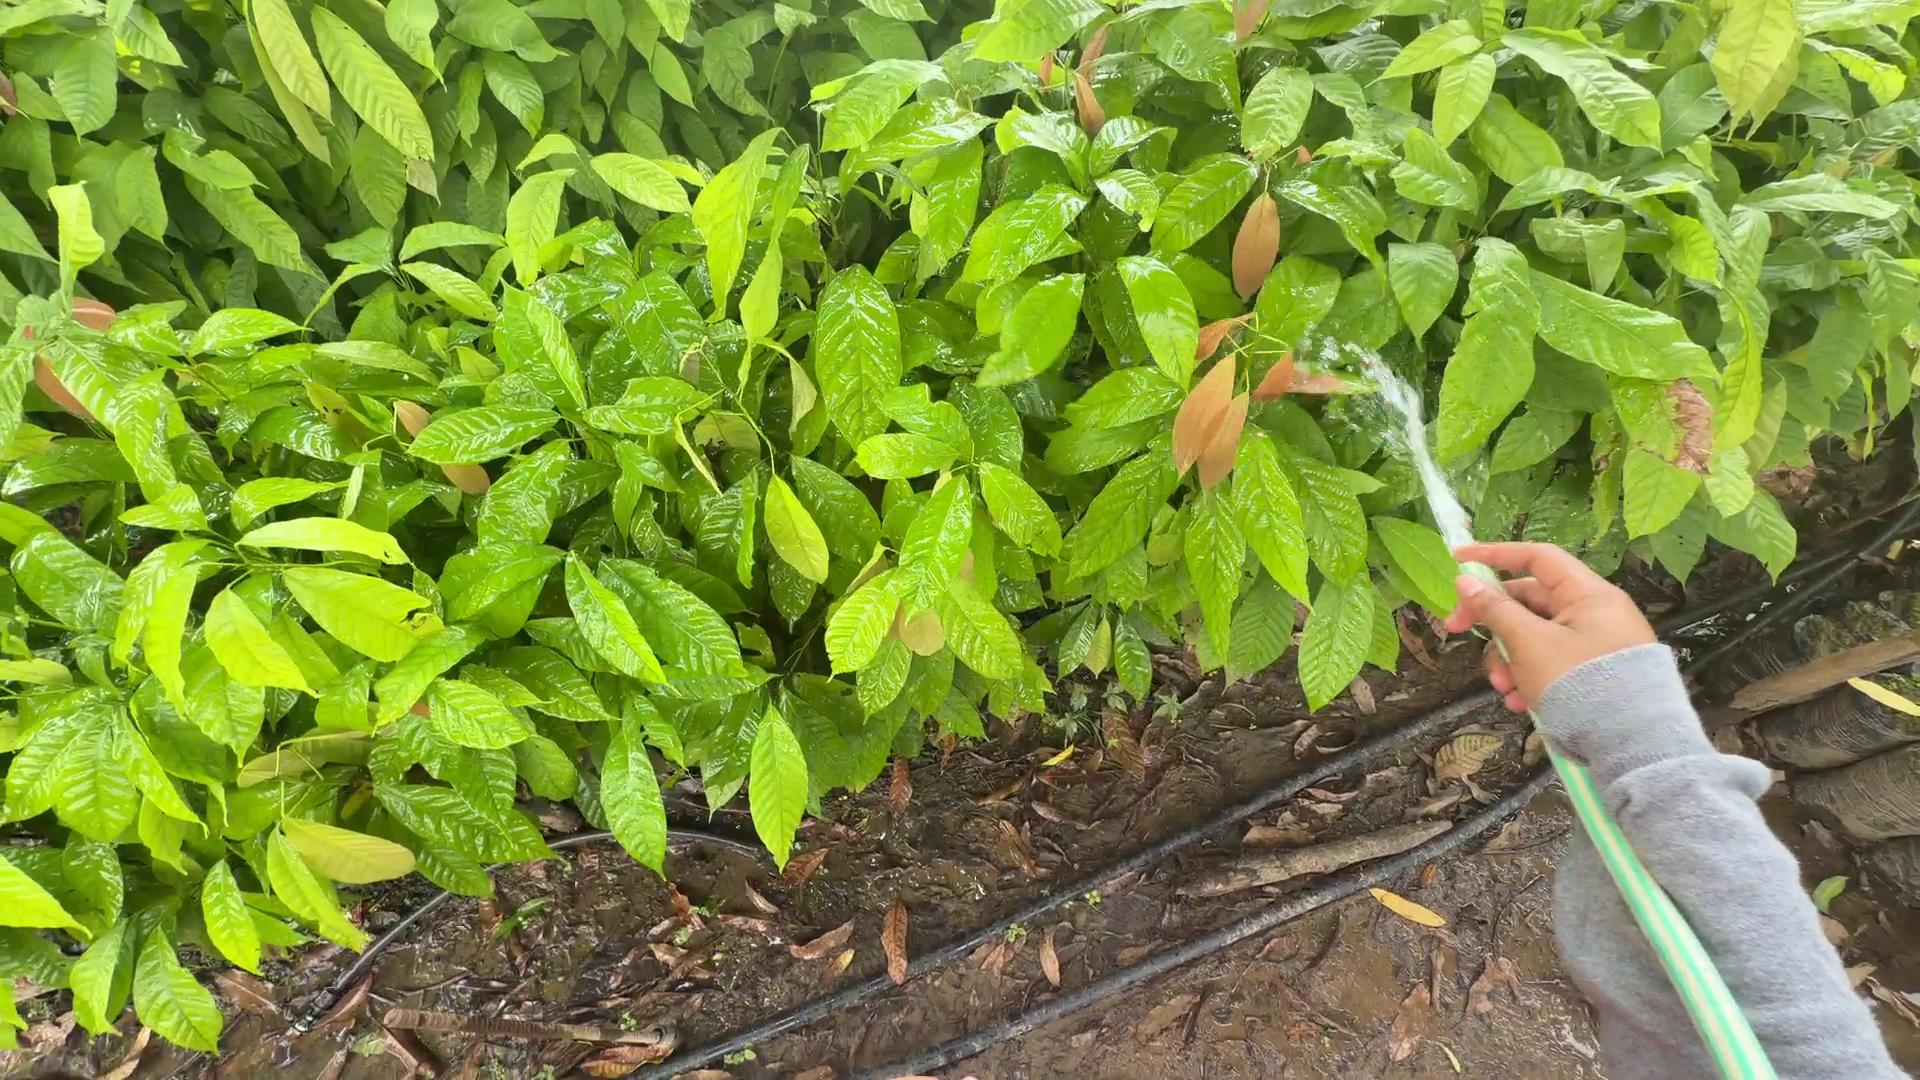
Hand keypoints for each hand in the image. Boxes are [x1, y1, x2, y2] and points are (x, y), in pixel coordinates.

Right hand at [1442, 542, 1655, 711]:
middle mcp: (1594, 614)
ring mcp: (1593, 645)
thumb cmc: (1580, 683)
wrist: (1635, 748)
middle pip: (1526, 601)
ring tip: (1502, 686)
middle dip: (1491, 622)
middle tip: (1454, 631)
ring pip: (1531, 635)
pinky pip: (1546, 661)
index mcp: (1589, 596)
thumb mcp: (1527, 642)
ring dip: (1505, 657)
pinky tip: (1519, 700)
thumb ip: (1494, 609)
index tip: (1456, 560)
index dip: (1494, 554)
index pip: (1537, 558)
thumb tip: (1466, 581)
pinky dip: (1525, 676)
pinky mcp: (1590, 673)